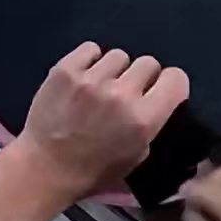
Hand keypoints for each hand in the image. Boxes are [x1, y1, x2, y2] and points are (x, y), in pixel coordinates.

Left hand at [13, 42, 188, 203]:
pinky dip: (90, 60)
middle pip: (148, 62)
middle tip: (128, 91)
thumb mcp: (137, 156)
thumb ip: (151, 123)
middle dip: (142, 77)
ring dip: (115, 70)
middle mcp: (121, 94)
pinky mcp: (66, 69)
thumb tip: (155, 99)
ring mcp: (92, 79)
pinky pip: (91, 49)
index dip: (171, 83)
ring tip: (101, 86)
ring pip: (119, 55)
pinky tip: (85, 77)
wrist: (44, 168)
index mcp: (143, 119)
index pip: (176, 78)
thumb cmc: (93, 171)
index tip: (161, 91)